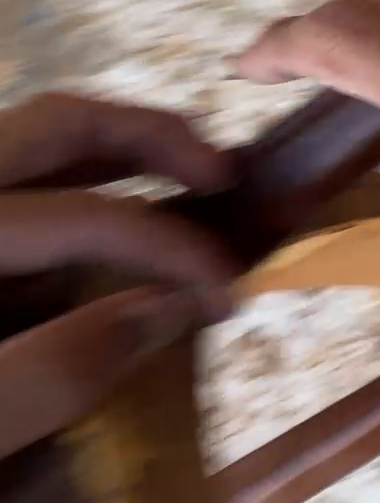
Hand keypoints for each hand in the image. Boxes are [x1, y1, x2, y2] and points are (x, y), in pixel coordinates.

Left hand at [0, 94, 236, 461]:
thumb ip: (43, 377)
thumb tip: (172, 309)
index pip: (85, 217)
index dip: (175, 247)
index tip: (230, 294)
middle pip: (60, 124)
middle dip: (163, 142)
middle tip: (228, 182)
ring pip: (43, 140)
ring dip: (134, 154)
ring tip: (198, 186)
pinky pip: (27, 178)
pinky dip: (95, 184)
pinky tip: (126, 230)